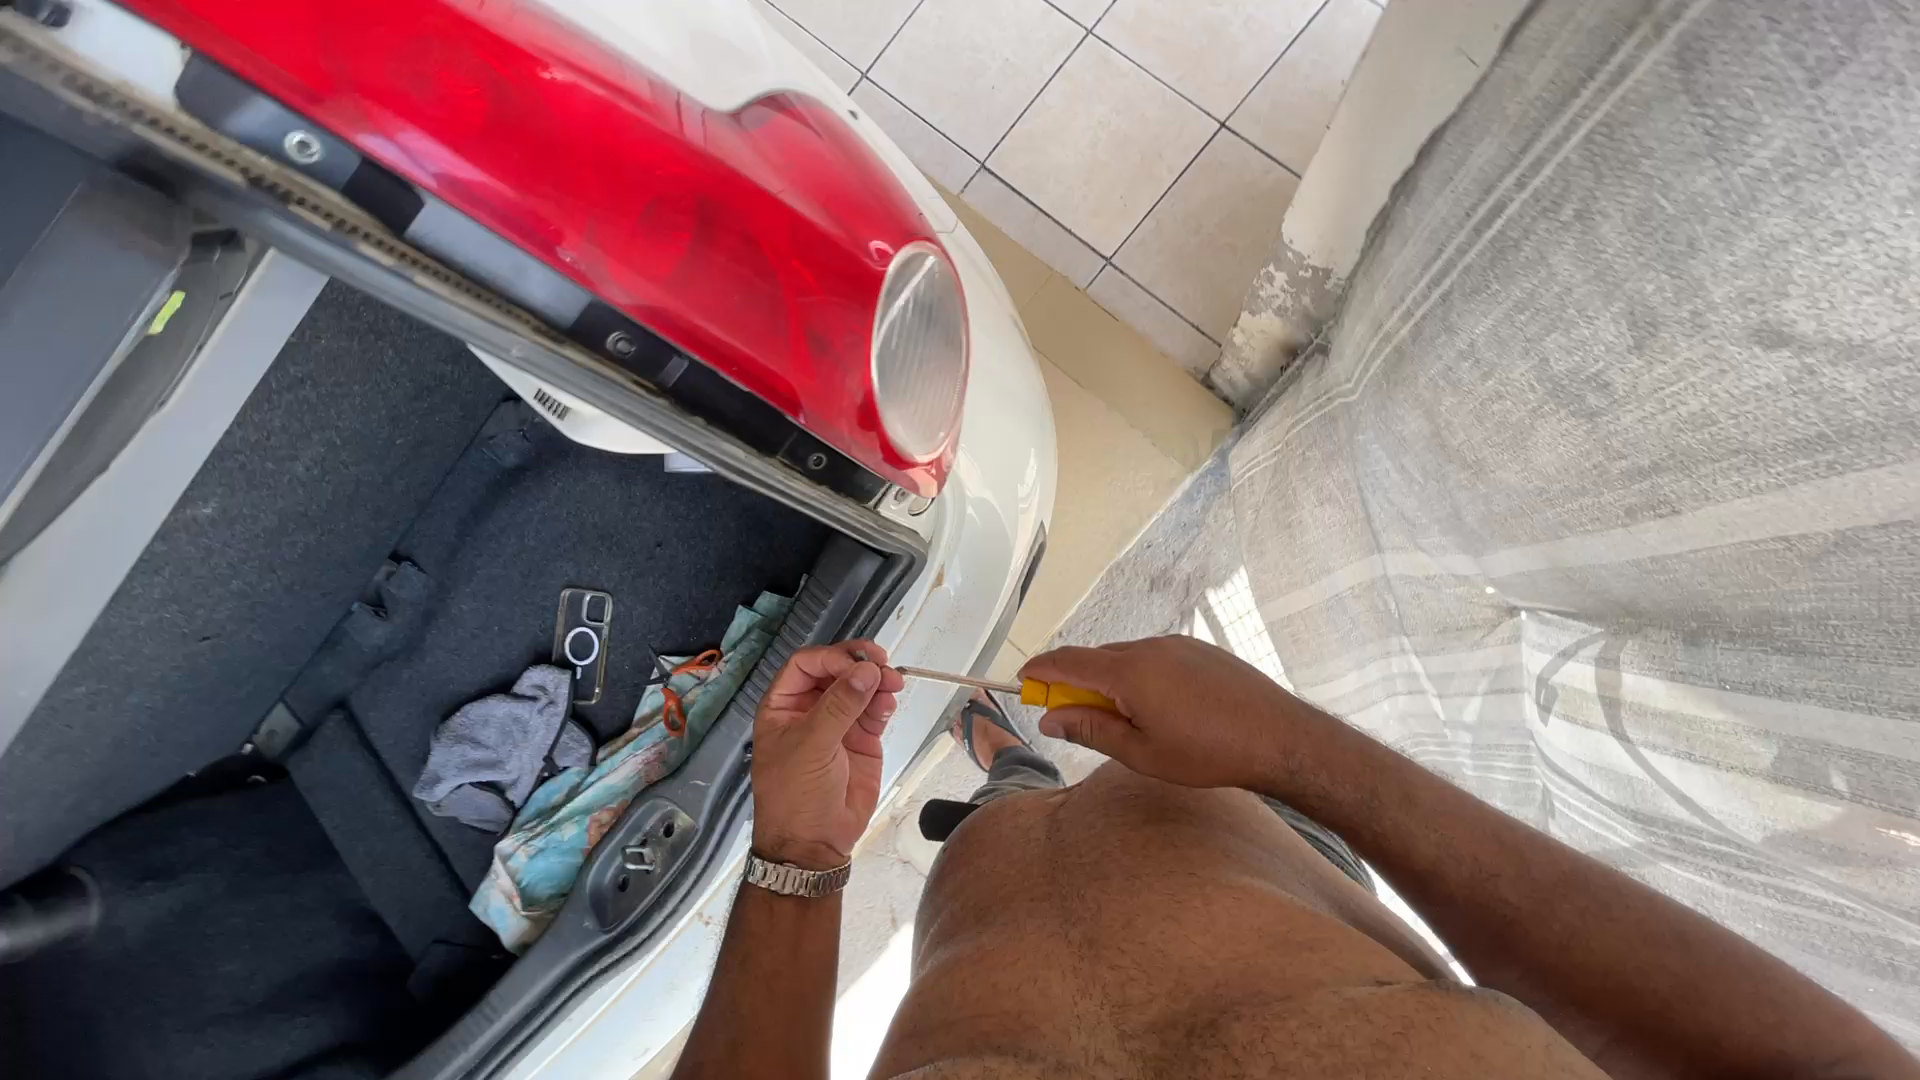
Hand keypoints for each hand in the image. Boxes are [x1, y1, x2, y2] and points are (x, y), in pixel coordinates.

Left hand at [750, 641, 905, 870]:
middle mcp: (810, 708)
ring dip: (876, 681)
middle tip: (882, 662)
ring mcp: (837, 723)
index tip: (857, 662)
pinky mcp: (861, 739)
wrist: (814, 845)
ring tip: (894, 683)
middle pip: (836, 671)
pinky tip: (889, 703)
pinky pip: (874, 710)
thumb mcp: (812, 745)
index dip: (831, 657)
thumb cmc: (796, 793)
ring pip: (859, 687)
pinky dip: (884, 702)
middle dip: (858, 664)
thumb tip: (868, 670)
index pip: (806, 664)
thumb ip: (840, 705)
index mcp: (784, 705)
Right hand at [1020, 636, 1322, 790]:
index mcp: (1129, 671)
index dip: (1040, 670)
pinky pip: (1155, 657)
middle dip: (1076, 682)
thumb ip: (1090, 730)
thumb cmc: (1209, 753)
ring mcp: (1177, 644)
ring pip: (1127, 657)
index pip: (1067, 661)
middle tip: (1072, 714)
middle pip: (1096, 658)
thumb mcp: (1141, 752)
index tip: (1023, 681)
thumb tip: (1051, 719)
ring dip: (1111, 680)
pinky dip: (1140, 676)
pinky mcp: (1200, 648)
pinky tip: (1161, 708)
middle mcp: (1149, 647)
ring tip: (1126, 720)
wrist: (1281, 738)